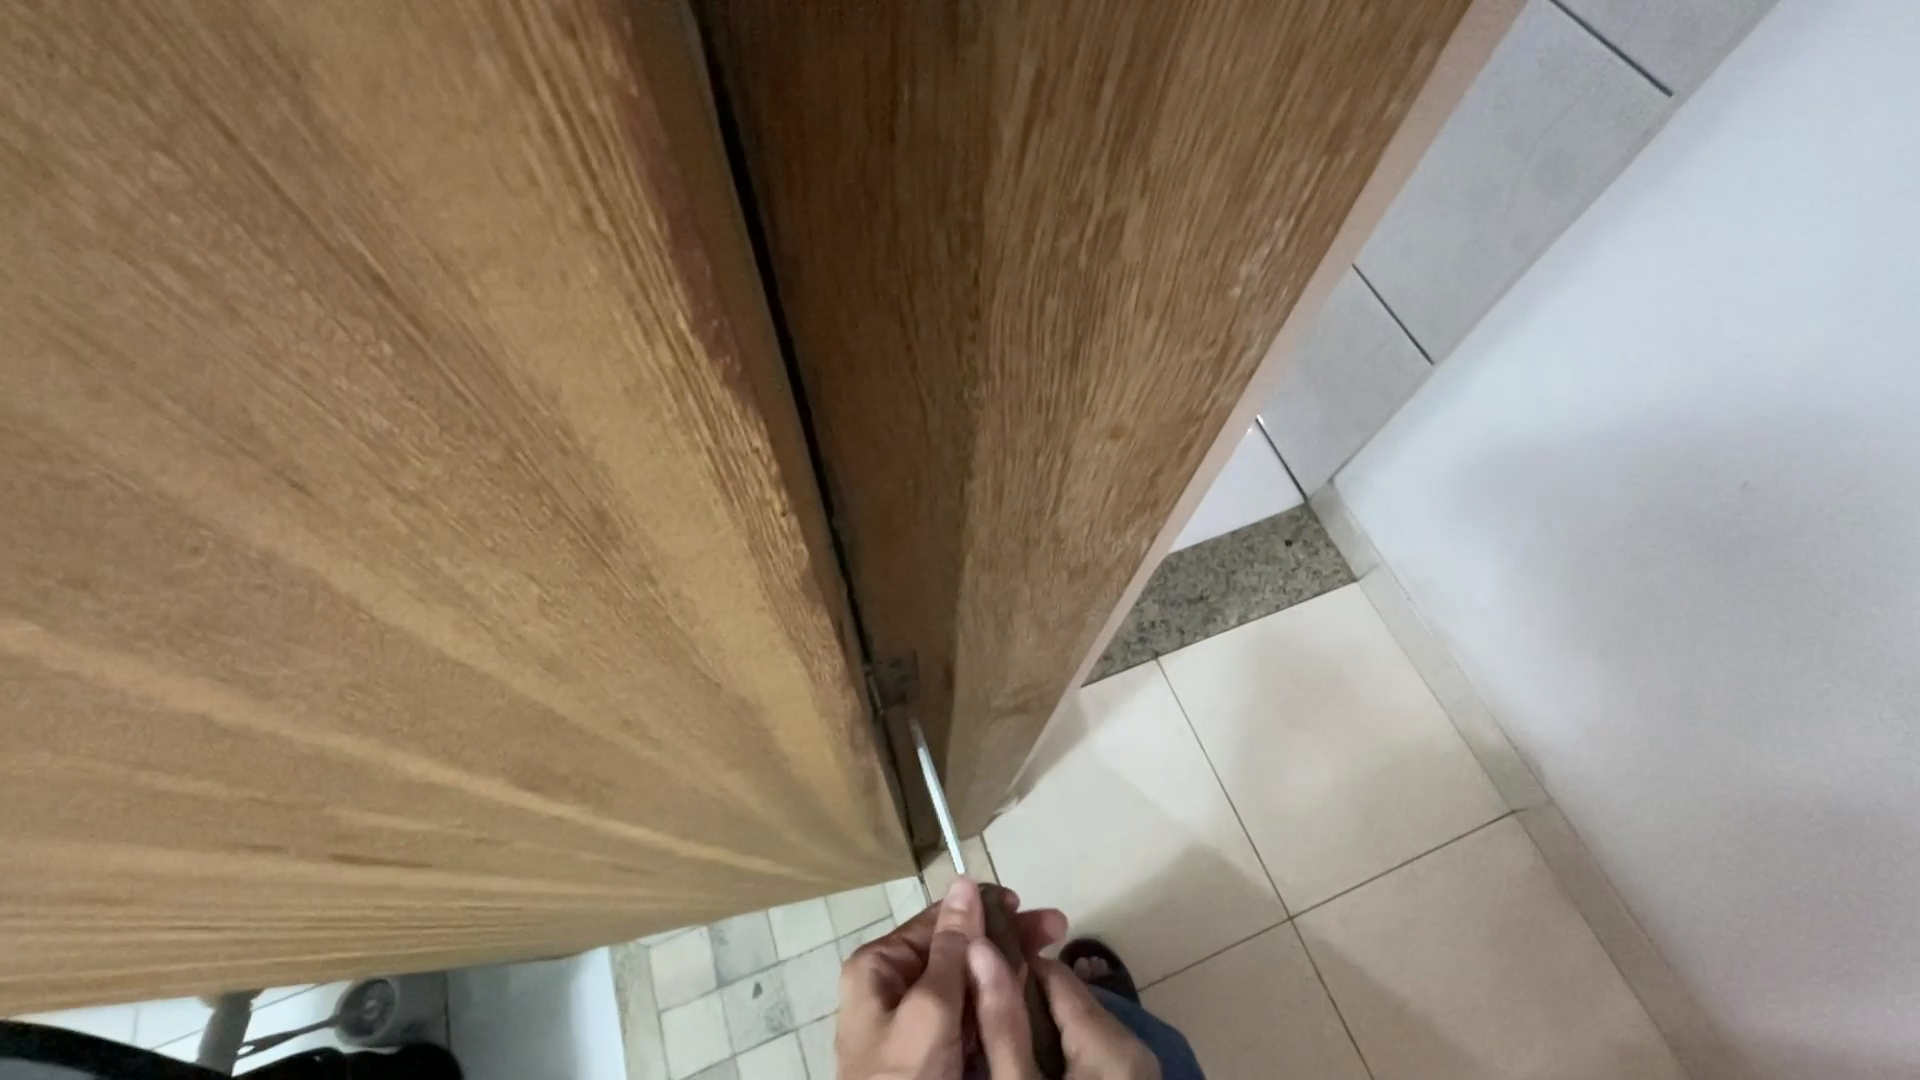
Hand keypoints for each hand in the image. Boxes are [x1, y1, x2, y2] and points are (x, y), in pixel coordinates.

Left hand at [838, 877, 1065, 1078]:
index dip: (983, 908)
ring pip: (965, 981)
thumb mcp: (930, 1009)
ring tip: (1048, 959)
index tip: (1028, 906)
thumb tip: (964, 882)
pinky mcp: (931, 1052)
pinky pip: (966, 1016)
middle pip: (956, 947)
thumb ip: (952, 947)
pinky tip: (1026, 997)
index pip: (938, 920)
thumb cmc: (905, 1079)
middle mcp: (892, 987)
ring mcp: (911, 1022)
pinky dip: (995, 1005)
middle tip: (1055, 929)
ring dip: (1004, 970)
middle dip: (1004, 938)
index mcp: (879, 968)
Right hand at [969, 952, 1160, 1079]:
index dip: (1008, 967)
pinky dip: (1059, 1053)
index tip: (971, 974)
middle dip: (1022, 1003)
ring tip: (1002, 1046)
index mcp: (1110, 1039)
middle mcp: (1132, 1042)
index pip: (1051, 970)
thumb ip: (1002, 1022)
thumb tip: (977, 947)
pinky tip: (1032, 1068)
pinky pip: (1088, 1051)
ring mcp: (1136, 1067)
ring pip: (1074, 1024)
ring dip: (1038, 1029)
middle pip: (1063, 998)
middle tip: (981, 1020)